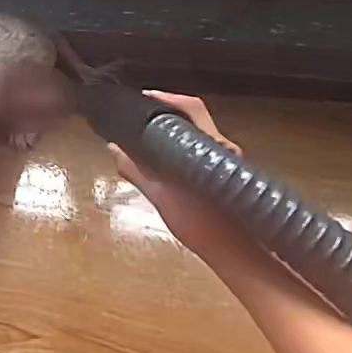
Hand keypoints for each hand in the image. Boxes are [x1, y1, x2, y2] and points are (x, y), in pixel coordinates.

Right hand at [107, 91, 253, 256]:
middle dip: (169, 111)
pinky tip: (169, 156)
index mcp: (211, 144)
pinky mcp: (230, 171)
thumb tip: (114, 149)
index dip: (167, 98)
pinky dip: (186, 144)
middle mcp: (225, 146)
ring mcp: (230, 159)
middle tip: (142, 114)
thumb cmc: (201, 224)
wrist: (237, 254)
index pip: (192, 106)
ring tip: (151, 133)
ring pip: (200, 132)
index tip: (144, 97)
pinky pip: (205, 146)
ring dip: (177, 129)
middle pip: (196, 116)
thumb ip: (137, 170)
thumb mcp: (162, 197)